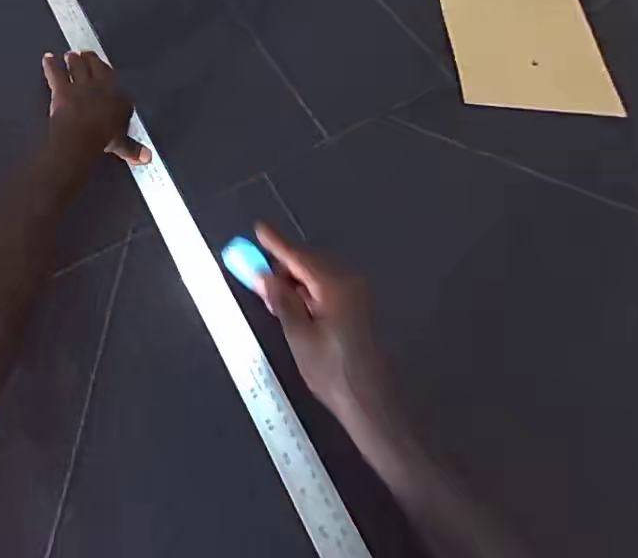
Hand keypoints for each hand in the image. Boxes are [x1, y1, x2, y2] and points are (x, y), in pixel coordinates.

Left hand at [42, 52, 150, 166]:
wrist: (81, 137)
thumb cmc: (103, 139)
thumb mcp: (121, 145)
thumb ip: (132, 148)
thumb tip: (146, 158)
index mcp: (119, 99)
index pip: (118, 88)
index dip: (113, 82)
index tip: (111, 78)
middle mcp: (101, 87)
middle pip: (98, 68)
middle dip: (93, 60)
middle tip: (89, 54)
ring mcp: (81, 85)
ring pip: (78, 67)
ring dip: (74, 60)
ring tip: (71, 54)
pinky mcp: (63, 89)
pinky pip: (56, 73)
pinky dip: (51, 65)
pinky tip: (47, 58)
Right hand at [253, 222, 388, 419]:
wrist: (378, 410)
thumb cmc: (335, 374)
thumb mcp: (299, 338)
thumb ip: (281, 301)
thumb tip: (264, 276)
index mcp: (335, 285)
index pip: (298, 256)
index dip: (276, 243)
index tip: (259, 227)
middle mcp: (352, 282)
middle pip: (311, 263)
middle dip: (285, 267)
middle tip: (262, 281)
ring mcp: (362, 295)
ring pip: (322, 276)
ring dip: (299, 281)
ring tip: (280, 301)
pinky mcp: (366, 309)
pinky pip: (333, 288)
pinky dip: (313, 292)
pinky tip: (303, 310)